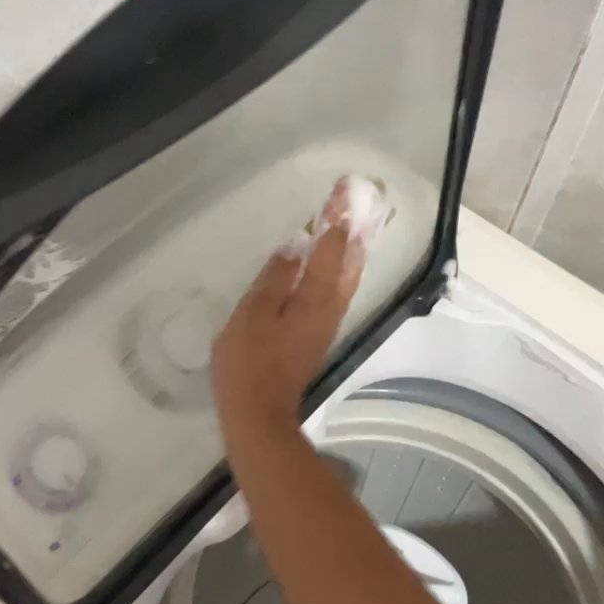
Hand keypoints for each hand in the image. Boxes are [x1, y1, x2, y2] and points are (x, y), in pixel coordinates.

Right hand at [212, 181, 366, 436]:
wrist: (257, 413)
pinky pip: (336, 291)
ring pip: (347, 277)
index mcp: (315, 297)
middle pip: (349, 261)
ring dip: (350, 249)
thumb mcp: (253, 313)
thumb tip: (297, 245)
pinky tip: (331, 265)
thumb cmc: (249, 362)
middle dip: (353, 230)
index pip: (331, 249)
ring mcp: (326, 324)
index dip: (336, 218)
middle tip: (354, 201)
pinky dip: (339, 270)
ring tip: (351, 224)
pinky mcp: (317, 336)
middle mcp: (330, 308)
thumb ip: (276, 278)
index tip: (341, 190)